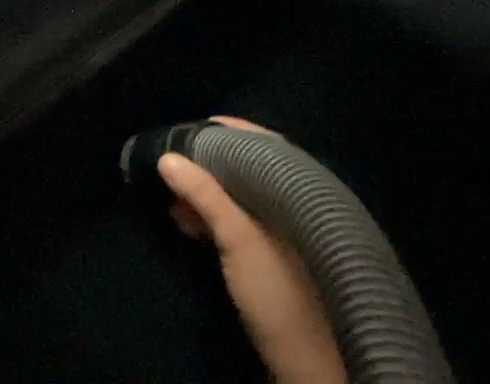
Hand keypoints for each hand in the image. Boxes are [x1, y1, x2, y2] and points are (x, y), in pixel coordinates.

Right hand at [160, 117, 347, 383]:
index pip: (261, 142)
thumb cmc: (281, 292)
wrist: (321, 367)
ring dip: (209, 195)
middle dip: (208, 167)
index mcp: (299, 188)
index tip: (185, 129)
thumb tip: (167, 157)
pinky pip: (247, 222)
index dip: (223, 133)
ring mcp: (293, 232)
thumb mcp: (238, 240)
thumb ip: (205, 196)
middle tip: (171, 167)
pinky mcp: (284, 259)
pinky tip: (193, 227)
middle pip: (250, 169)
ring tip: (174, 202)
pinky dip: (220, 218)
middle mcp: (299, 202)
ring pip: (246, 198)